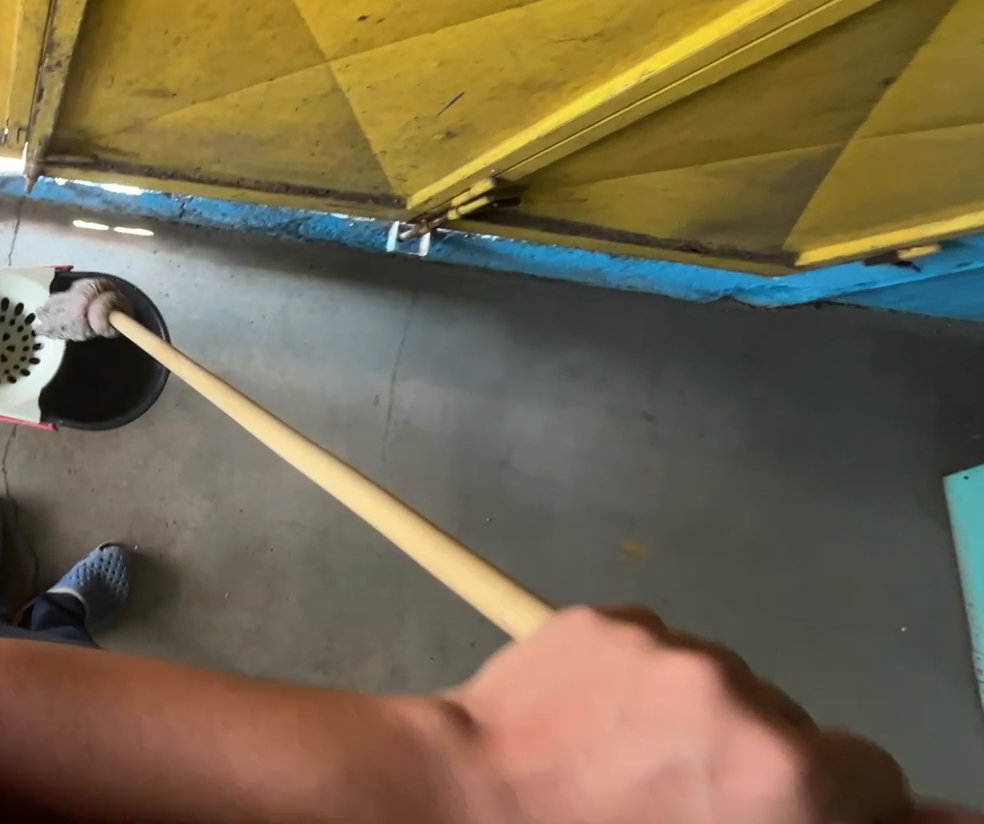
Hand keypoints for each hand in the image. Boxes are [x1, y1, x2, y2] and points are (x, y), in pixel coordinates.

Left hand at [445, 606, 910, 823]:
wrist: (484, 793)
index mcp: (793, 767)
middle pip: (788, 716)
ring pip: (715, 674)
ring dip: (695, 705)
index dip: (828, 798)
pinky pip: (649, 641)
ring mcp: (656, 642)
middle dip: (757, 749)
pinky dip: (640, 668)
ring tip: (634, 745)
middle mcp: (734, 687)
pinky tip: (602, 706)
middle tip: (688, 784)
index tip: (775, 811)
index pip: (870, 770)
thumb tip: (961, 818)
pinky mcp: (597, 616)